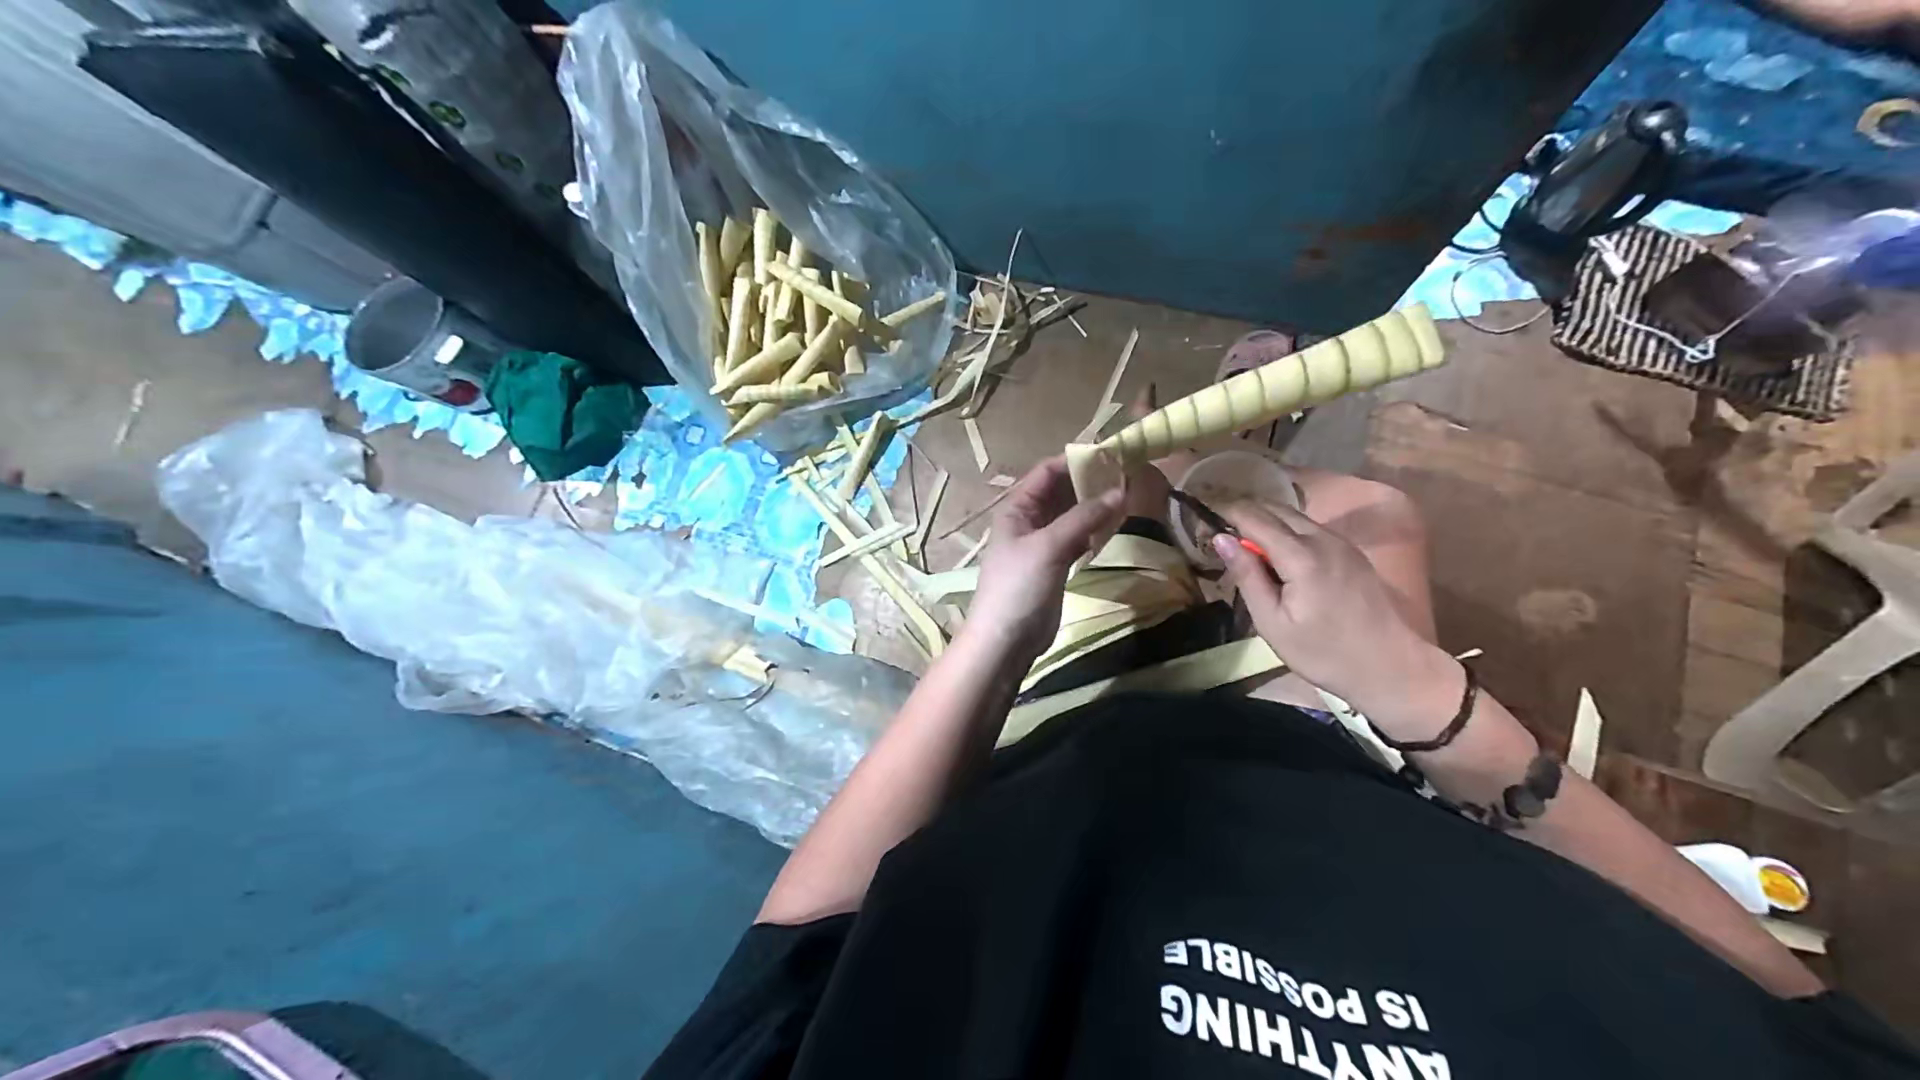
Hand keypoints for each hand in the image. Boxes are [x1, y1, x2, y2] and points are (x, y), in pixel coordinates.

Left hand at [964, 457, 1125, 661]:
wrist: (1005, 642)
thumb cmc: (1018, 588)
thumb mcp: (1049, 547)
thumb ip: (1083, 518)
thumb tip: (1121, 491)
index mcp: (1016, 509)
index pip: (1046, 473)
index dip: (1075, 461)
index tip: (1111, 455)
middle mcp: (1028, 521)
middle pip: (1060, 492)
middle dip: (1090, 483)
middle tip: (1127, 476)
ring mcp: (1042, 544)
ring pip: (1071, 516)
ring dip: (1094, 507)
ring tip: (1127, 497)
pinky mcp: (1054, 565)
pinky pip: (1076, 538)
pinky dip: (1093, 531)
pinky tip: (1114, 527)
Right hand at [1215, 502, 1459, 733]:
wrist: (1390, 667)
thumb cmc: (1322, 653)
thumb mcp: (1272, 622)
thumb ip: (1247, 576)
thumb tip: (1222, 539)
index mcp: (1301, 557)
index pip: (1255, 518)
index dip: (1227, 511)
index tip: (1203, 512)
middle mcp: (1323, 539)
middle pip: (1276, 509)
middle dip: (1245, 510)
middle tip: (1217, 523)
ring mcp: (1341, 544)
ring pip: (1295, 516)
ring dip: (1266, 518)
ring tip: (1240, 536)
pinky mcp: (1351, 552)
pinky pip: (1311, 528)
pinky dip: (1286, 529)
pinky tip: (1274, 550)